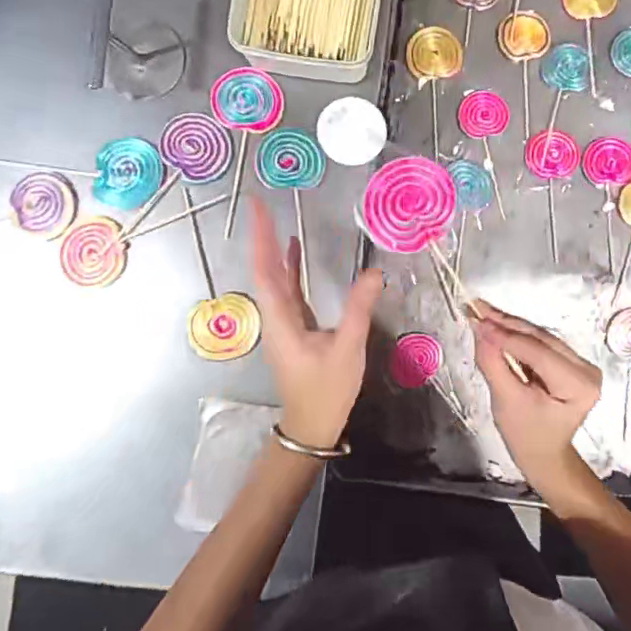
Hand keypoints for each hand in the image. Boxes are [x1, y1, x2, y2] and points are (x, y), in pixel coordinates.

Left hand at [247, 198, 382, 449]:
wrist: (312, 424)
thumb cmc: (326, 390)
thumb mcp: (348, 349)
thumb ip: (359, 310)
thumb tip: (373, 272)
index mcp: (281, 321)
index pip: (265, 272)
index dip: (261, 239)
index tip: (257, 211)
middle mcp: (275, 318)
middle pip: (264, 271)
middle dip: (262, 237)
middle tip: (262, 205)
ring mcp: (282, 323)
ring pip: (273, 280)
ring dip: (272, 251)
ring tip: (275, 220)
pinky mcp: (292, 329)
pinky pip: (287, 292)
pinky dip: (289, 270)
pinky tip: (294, 253)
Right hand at [471, 301, 602, 499]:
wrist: (542, 454)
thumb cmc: (526, 436)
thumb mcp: (507, 401)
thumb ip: (494, 364)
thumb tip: (479, 330)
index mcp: (579, 385)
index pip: (538, 352)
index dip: (505, 335)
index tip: (476, 320)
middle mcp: (586, 369)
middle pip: (541, 339)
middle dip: (506, 324)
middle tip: (476, 308)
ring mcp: (580, 364)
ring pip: (539, 337)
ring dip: (509, 325)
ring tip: (482, 312)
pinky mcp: (568, 362)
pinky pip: (540, 343)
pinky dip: (516, 335)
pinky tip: (496, 324)